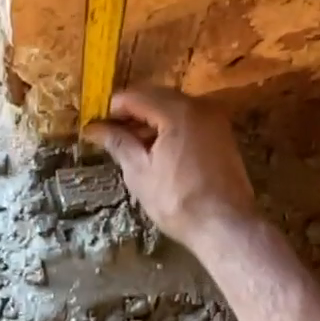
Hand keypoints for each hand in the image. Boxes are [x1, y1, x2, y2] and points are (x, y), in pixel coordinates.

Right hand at [82, 87, 256, 248]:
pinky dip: (169, 127)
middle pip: (155, 96)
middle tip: (109, 135)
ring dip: (149, 120)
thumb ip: (118, 143)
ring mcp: (214, 119)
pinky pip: (188, 120)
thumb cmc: (177, 201)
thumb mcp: (140, 172)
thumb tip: (94, 128)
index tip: (95, 126)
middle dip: (130, 113)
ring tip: (130, 145)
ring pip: (172, 107)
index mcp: (177, 112)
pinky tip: (156, 150)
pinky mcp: (221, 134)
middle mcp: (199, 106)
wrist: (225, 225)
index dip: (111, 109)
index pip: (135, 96)